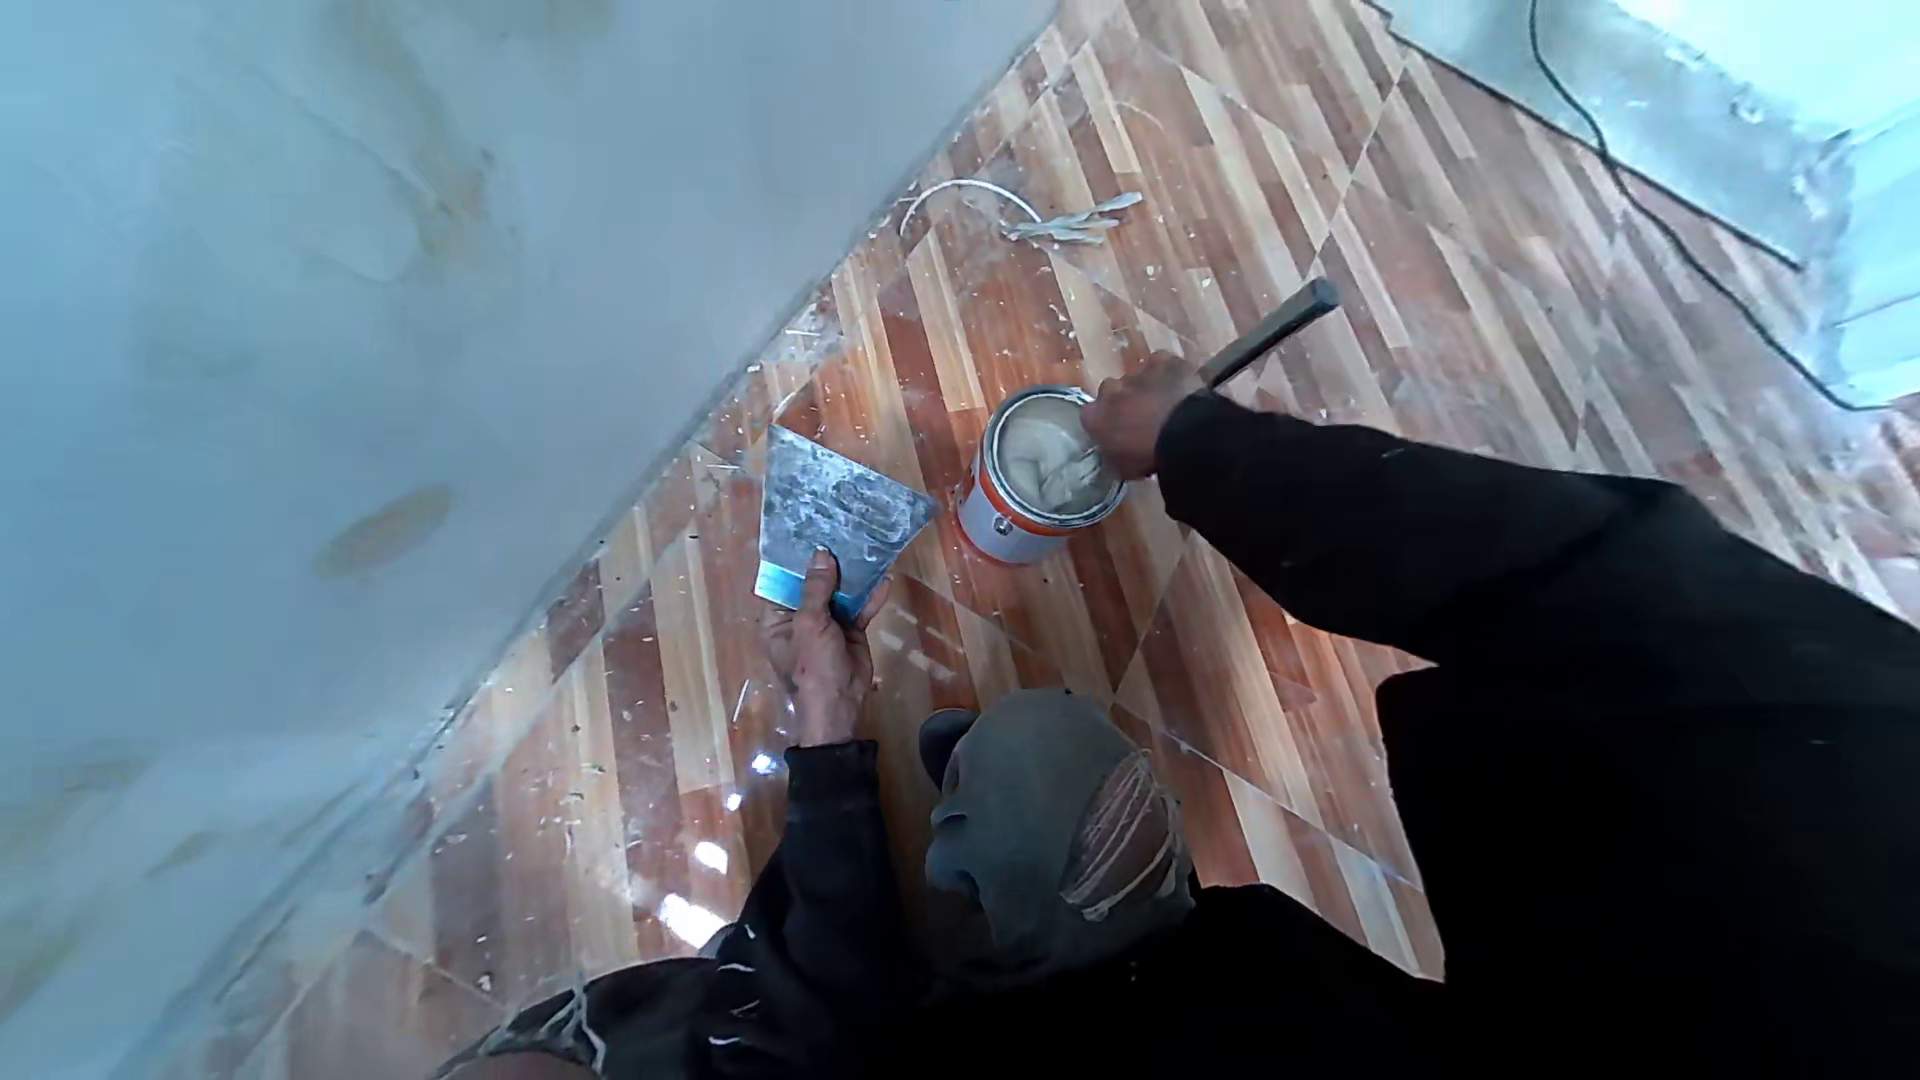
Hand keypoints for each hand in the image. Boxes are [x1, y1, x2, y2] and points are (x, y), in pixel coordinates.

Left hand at [761, 549, 891, 745]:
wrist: (840, 705)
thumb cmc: (812, 666)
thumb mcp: (809, 624)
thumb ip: (816, 589)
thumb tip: (821, 554)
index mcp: (777, 619)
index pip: (782, 582)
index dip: (793, 560)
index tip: (806, 532)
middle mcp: (800, 618)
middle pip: (813, 584)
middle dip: (827, 563)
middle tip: (841, 532)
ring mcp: (826, 624)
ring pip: (838, 594)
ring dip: (852, 577)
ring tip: (865, 548)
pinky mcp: (850, 631)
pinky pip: (859, 609)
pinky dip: (871, 597)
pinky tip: (885, 580)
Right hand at [1080, 352, 1205, 479]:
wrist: (1184, 436)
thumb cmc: (1148, 457)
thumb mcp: (1122, 468)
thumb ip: (1111, 456)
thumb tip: (1111, 454)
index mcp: (1094, 416)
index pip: (1089, 415)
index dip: (1102, 422)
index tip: (1114, 432)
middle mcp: (1110, 390)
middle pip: (1110, 392)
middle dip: (1122, 401)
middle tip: (1140, 418)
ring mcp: (1137, 373)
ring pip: (1136, 377)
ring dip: (1145, 387)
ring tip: (1163, 403)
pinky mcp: (1164, 361)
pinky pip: (1161, 363)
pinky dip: (1167, 372)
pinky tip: (1177, 384)